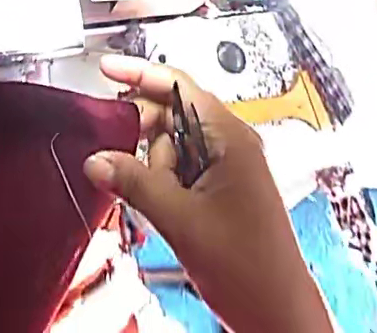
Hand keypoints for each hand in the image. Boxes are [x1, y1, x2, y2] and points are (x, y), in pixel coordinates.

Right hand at [84, 56, 331, 332]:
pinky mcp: (222, 186)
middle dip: (142, 131)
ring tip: (157, 200)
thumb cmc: (249, 269)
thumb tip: (98, 160)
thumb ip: (135, 183)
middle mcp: (231, 142)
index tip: (109, 68)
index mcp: (230, 135)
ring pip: (174, 144)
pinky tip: (162, 205)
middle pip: (173, 113)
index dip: (140, 73)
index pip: (179, 86)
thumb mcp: (180, 220)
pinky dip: (164, 180)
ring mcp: (228, 164)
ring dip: (154, 165)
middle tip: (114, 147)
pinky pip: (183, 168)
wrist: (278, 318)